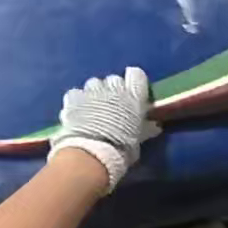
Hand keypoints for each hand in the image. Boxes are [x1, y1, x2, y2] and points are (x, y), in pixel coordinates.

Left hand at [48, 67, 157, 191]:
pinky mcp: (73, 97)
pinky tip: (76, 111)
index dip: (133, 81)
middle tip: (110, 105)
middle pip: (113, 80)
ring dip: (94, 93)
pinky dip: (76, 100)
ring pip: (93, 83)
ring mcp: (91, 91)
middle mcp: (113, 89)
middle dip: (112, 90)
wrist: (91, 152)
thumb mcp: (138, 139)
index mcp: (134, 96)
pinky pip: (75, 93)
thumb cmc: (121, 148)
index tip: (131, 90)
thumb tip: (154, 126)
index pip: (136, 75)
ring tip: (91, 108)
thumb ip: (145, 128)